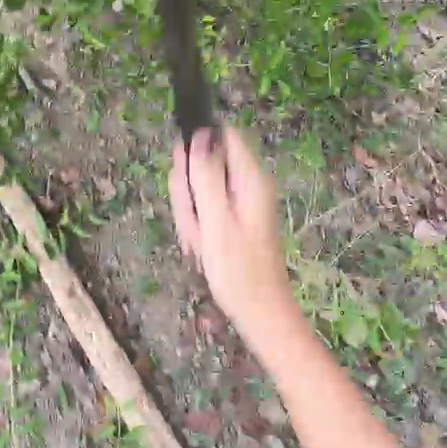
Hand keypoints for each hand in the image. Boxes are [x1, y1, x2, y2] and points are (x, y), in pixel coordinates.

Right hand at [169, 127, 298, 336]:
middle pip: (206, 161)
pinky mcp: (233, 217)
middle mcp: (247, 183)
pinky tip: (200, 247)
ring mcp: (240, 201)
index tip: (185, 172)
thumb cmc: (238, 268)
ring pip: (200, 186)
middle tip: (194, 222)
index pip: (222, 134)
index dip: (198, 145)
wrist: (261, 313)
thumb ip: (206, 173)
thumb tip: (200, 134)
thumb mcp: (215, 218)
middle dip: (189, 189)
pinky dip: (197, 224)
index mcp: (249, 177)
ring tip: (198, 240)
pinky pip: (205, 207)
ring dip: (191, 211)